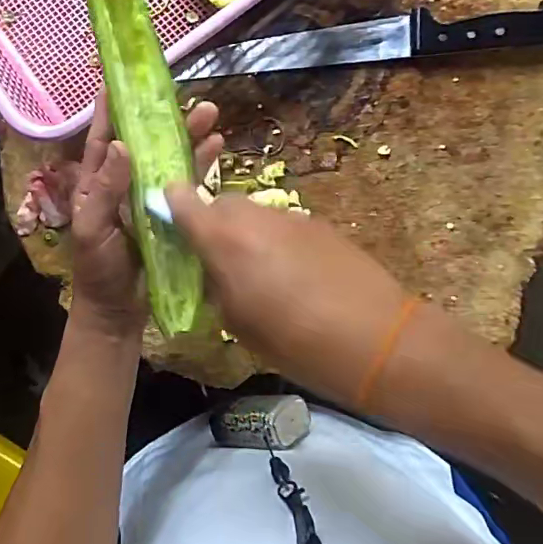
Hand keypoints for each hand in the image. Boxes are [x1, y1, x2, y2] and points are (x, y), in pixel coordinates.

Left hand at [70, 96, 222, 335]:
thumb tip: (122, 145)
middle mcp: (124, 185)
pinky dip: (201, 166)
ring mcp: (150, 199)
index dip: (109, 110)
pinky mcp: (172, 215)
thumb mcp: (93, 229)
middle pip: (144, 143)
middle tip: (185, 95)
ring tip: (210, 113)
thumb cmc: (98, 271)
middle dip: (161, 118)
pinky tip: (217, 146)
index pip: (102, 139)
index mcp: (97, 184)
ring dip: (188, 136)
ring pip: (169, 159)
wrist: (119, 312)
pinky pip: (188, 185)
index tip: (117, 80)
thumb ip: (105, 190)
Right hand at [162, 188, 426, 399]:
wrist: (377, 340)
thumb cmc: (295, 342)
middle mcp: (254, 218)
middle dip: (210, 223)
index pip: (183, 201)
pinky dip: (274, 240)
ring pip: (252, 213)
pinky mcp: (319, 225)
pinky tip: (290, 274)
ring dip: (244, 232)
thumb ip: (216, 285)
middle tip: (215, 258)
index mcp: (224, 240)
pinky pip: (281, 224)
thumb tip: (211, 270)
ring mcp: (289, 217)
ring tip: (256, 271)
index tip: (165, 215)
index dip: (170, 203)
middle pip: (220, 204)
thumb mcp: (238, 322)